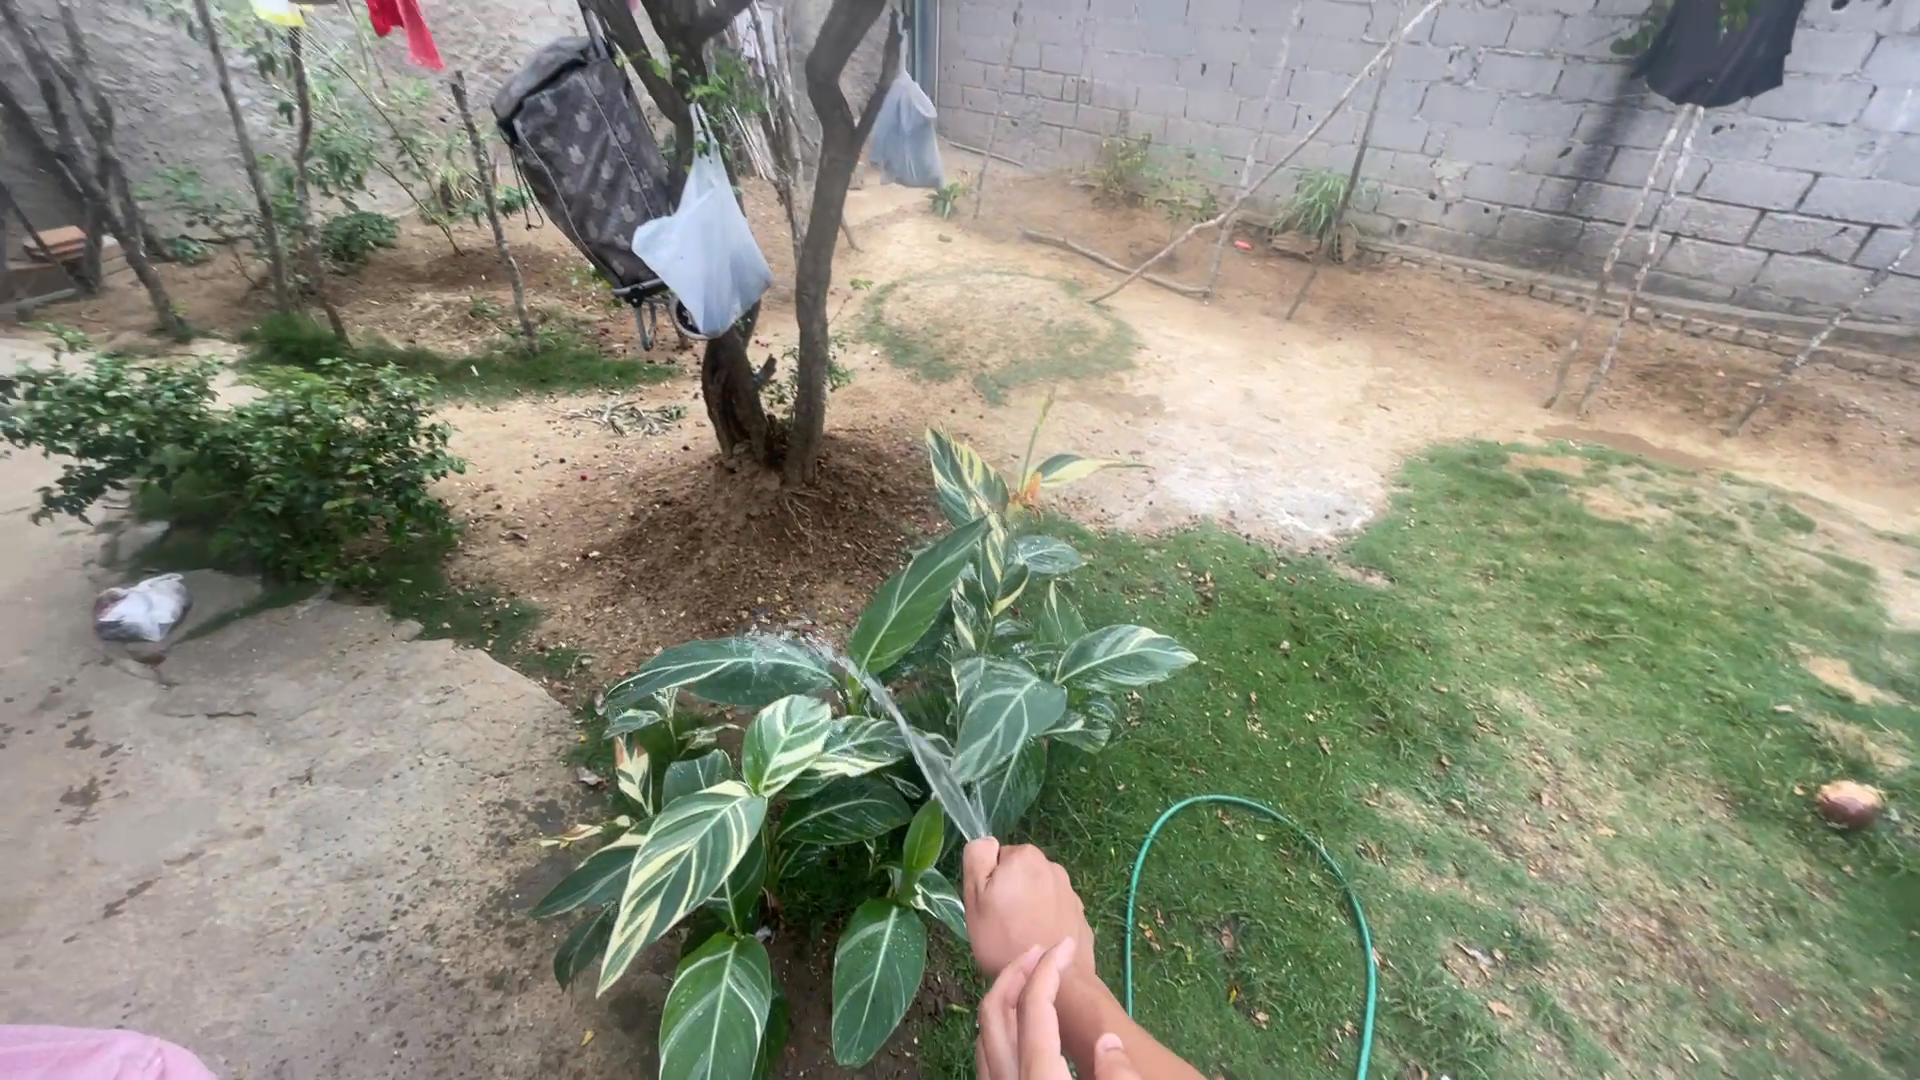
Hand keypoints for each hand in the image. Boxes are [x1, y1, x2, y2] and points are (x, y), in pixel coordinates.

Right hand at [963, 839, 1095, 981]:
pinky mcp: (1079, 914)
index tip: (990, 908)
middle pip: (1019, 874)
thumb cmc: (1005, 939)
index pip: (998, 858)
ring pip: (1037, 893)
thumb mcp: (975, 896)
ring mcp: (1069, 891)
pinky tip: (1040, 944)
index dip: (990, 883)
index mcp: (1025, 856)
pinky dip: (1046, 922)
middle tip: (1001, 925)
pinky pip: (1054, 911)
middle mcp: (1051, 865)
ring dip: (1029, 907)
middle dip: (1010, 894)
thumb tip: (988, 842)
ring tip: (1020, 939)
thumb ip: (977, 858)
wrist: (1058, 981)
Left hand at [977, 938, 1141, 1079]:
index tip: (1066, 944)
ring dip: (1004, 995)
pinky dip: (998, 1027)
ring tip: (1029, 978)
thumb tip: (1110, 1041)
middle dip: (1016, 970)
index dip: (1049, 967)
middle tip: (1042, 950)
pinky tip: (1020, 1027)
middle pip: (994, 1008)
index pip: (1034, 1005)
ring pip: (983, 1032)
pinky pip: (986, 1055)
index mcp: (1039, 1079)